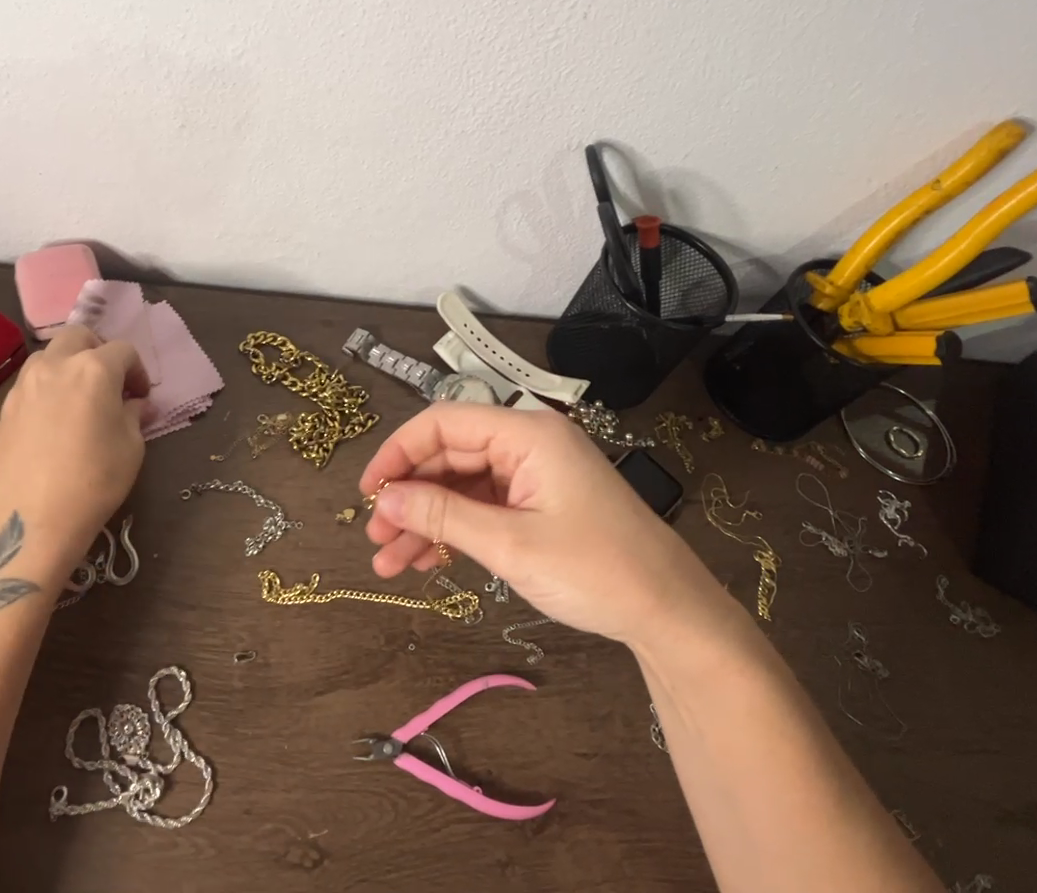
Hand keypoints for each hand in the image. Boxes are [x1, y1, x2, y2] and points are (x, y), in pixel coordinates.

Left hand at [0, 325, 147, 576]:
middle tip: (110, 382)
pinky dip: (47, 390)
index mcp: (94, 369)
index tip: (141, 396)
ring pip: (48, 357)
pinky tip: (55, 424)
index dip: (137, 371)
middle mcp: (55, 366)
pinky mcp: (4, 410)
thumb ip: (133, 415)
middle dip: (98, 350)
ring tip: (79, 399)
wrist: (31, 520)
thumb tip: (132, 403)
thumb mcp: (132, 448)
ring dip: (68, 365)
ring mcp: (23, 386)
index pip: (123, 351)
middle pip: (78, 337)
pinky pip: (30, 386)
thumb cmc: (94, 481)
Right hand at [358, 403, 730, 644]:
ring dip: (425, 521)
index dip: (398, 454)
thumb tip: (384, 500)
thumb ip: (442, 516)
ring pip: (461, 487)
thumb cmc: (595, 570)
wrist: (668, 612)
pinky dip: (453, 532)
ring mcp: (534, 475)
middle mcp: (528, 444)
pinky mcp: (538, 504)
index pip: (443, 423)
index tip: (368, 494)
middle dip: (409, 497)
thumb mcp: (510, 544)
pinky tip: (424, 561)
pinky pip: (482, 508)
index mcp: (527, 434)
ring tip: (388, 562)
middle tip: (375, 539)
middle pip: (449, 456)